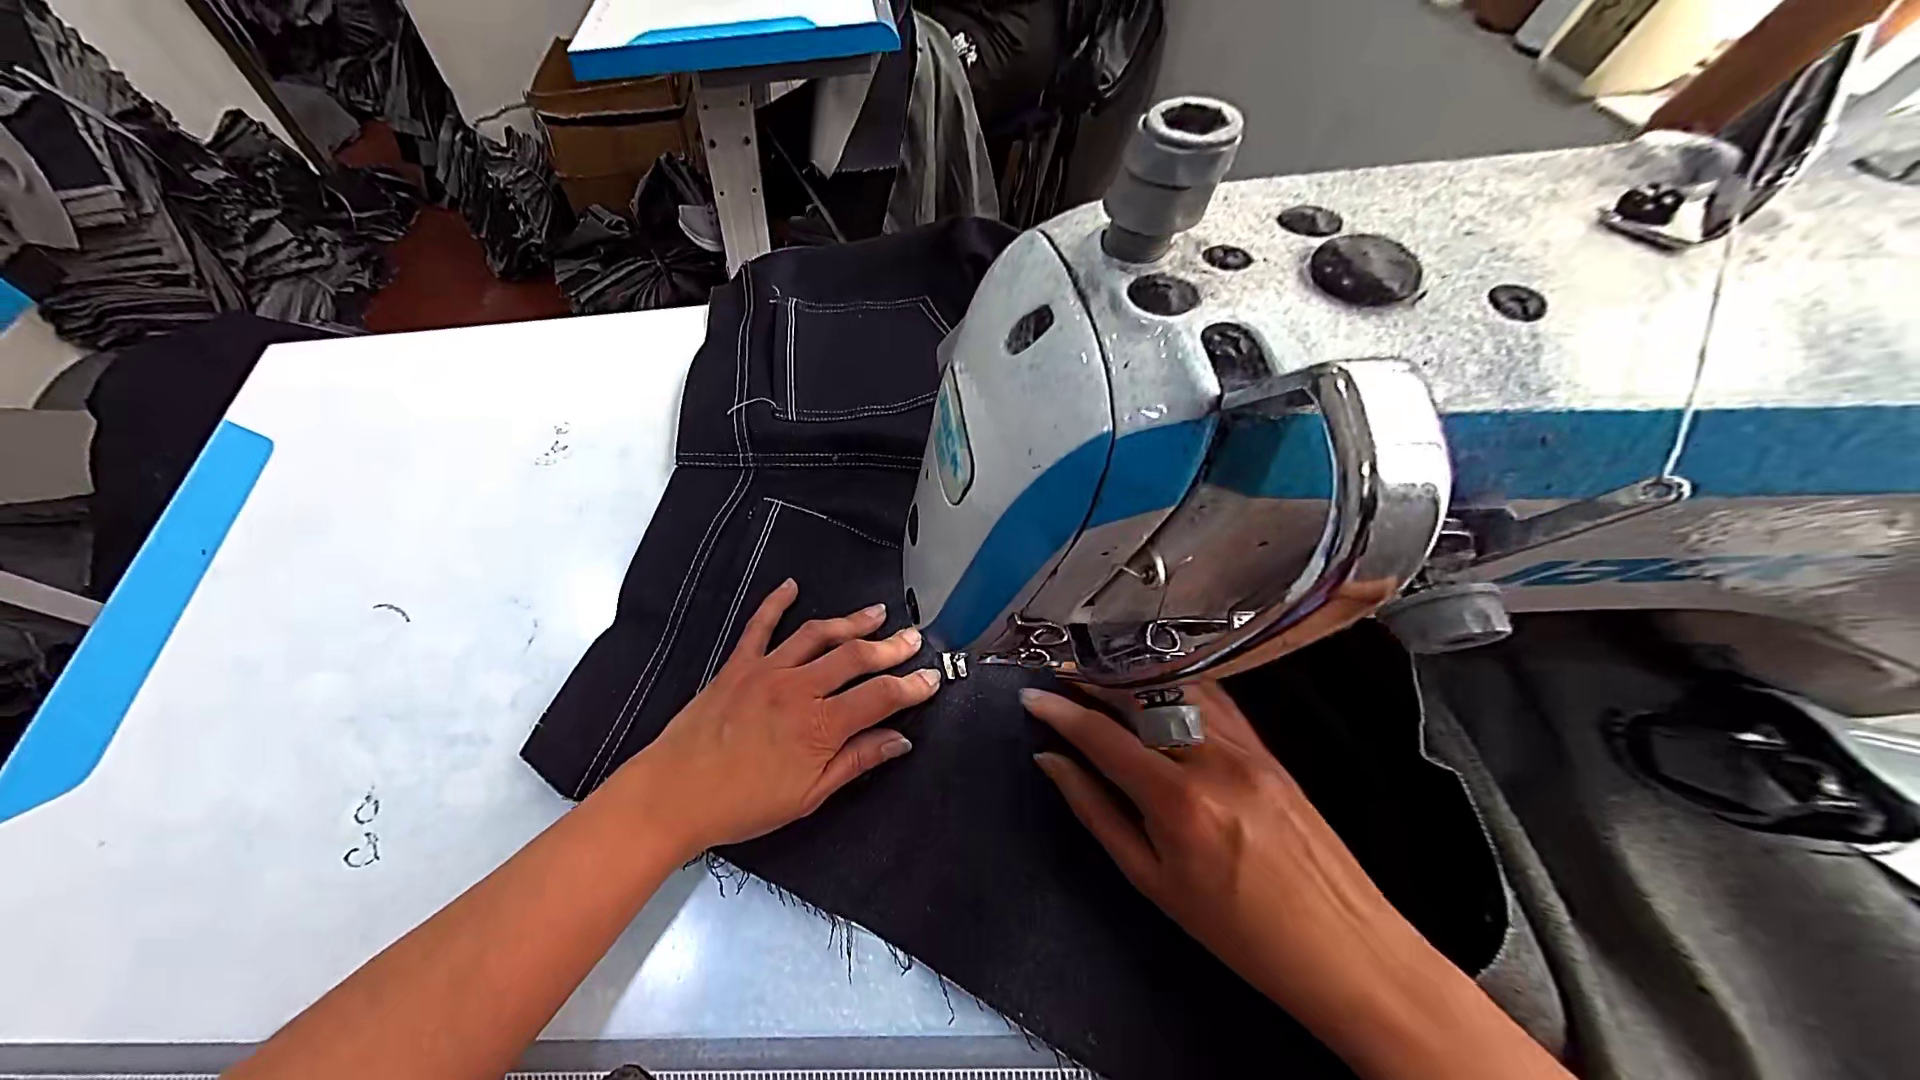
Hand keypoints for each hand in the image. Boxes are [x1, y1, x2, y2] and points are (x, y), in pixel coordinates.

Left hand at [612, 579, 940, 856]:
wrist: (673, 795)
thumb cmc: (740, 804)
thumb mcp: (809, 795)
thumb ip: (857, 761)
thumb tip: (898, 740)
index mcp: (820, 726)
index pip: (881, 695)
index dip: (913, 685)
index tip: (931, 678)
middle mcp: (798, 690)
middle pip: (857, 656)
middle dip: (892, 645)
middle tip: (912, 638)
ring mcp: (767, 671)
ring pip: (820, 635)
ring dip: (852, 622)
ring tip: (876, 613)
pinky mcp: (738, 666)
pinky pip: (760, 626)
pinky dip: (776, 603)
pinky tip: (790, 587)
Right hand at [1024, 682, 1405, 1017]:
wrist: (1344, 949)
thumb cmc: (1239, 932)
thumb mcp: (1151, 881)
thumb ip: (1095, 812)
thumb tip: (1052, 763)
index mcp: (1177, 802)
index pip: (1102, 736)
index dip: (1059, 711)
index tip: (1031, 696)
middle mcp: (1212, 761)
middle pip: (1138, 697)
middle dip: (1090, 680)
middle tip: (1059, 678)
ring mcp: (1246, 748)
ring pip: (1175, 689)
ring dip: (1129, 678)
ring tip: (1097, 679)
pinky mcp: (1267, 747)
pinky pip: (1212, 699)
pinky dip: (1174, 687)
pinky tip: (1154, 690)